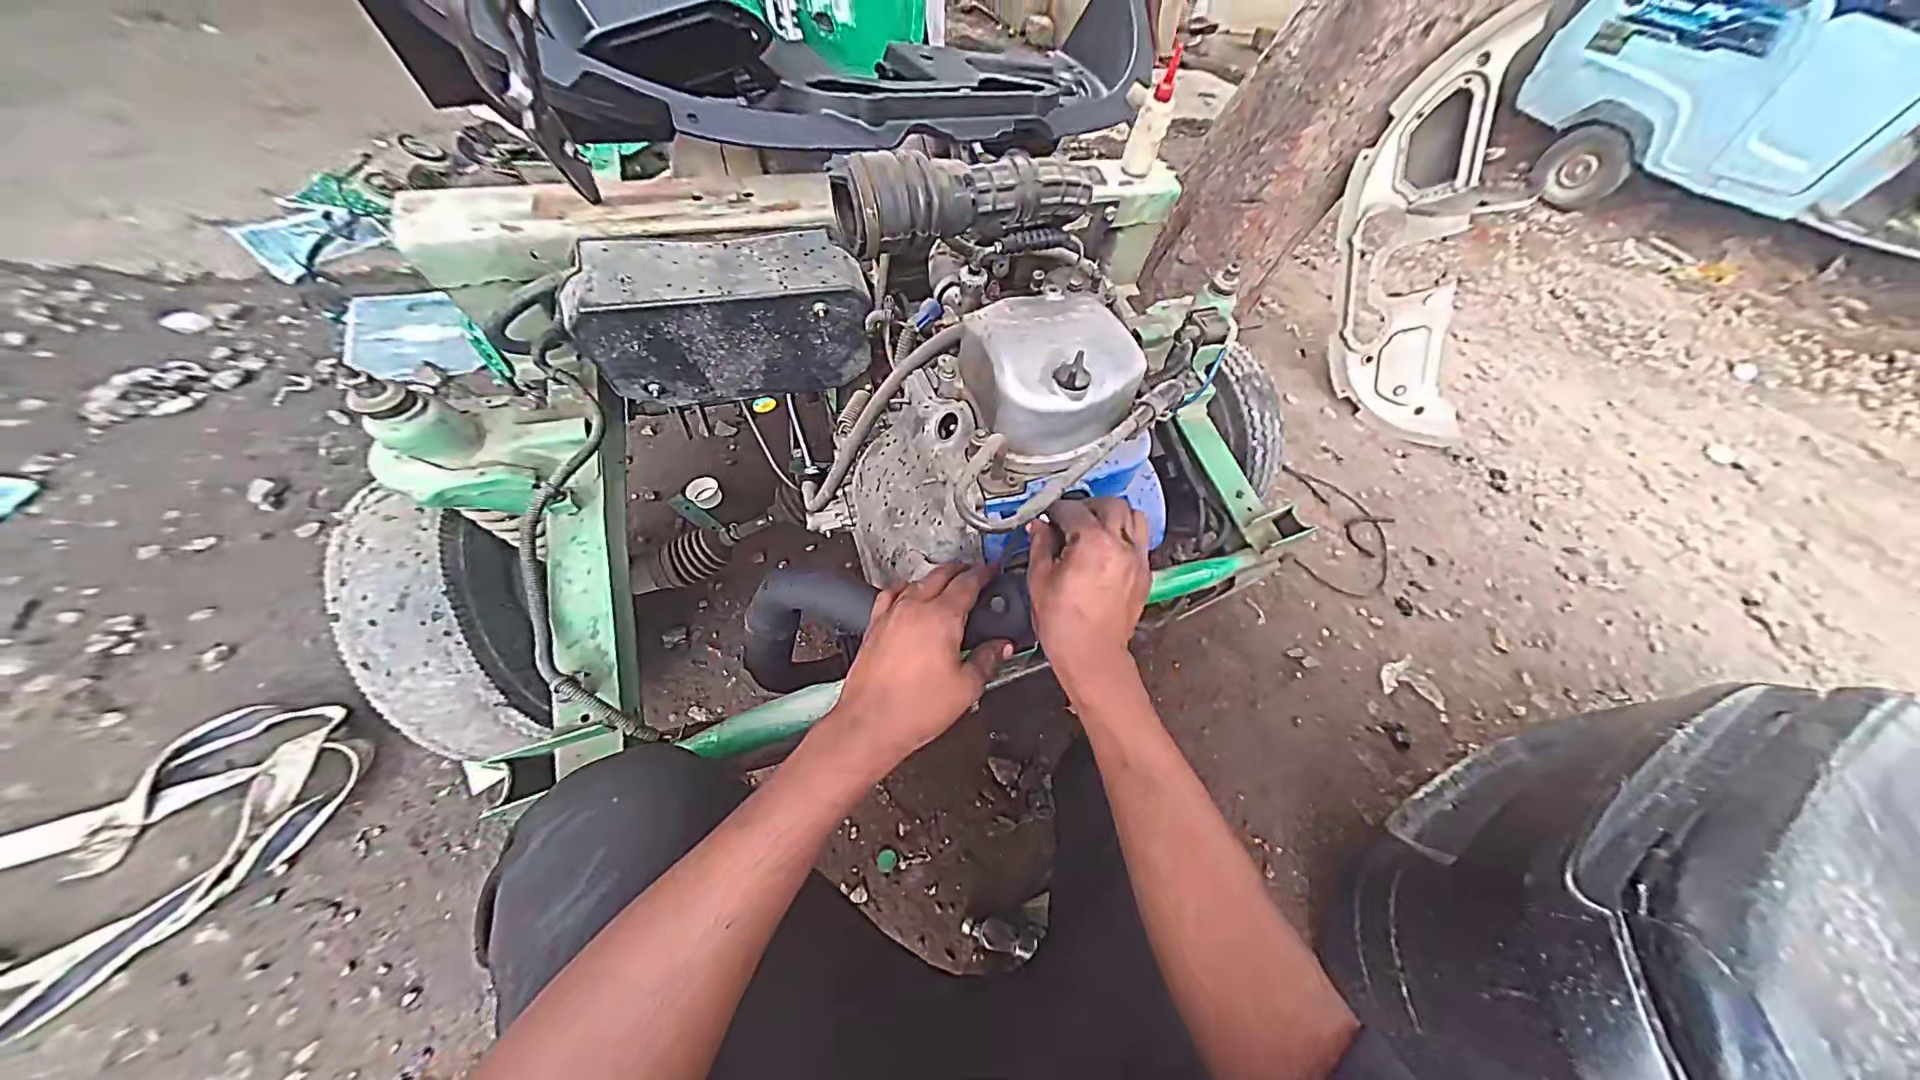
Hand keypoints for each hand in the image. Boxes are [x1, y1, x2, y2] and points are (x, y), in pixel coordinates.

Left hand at [812, 564, 1011, 777]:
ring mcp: (891, 615)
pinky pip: (889, 595)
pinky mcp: (874, 626)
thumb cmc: (913, 709)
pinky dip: (903, 589)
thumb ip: (987, 660)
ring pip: (916, 582)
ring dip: (934, 578)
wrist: (870, 724)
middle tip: (974, 574)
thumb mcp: (966, 687)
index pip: (968, 583)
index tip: (991, 571)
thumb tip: (999, 647)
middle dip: (961, 570)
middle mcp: (914, 609)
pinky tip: (906, 595)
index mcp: (942, 618)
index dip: (984, 573)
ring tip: (946, 584)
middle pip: (941, 575)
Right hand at [1026, 498, 1150, 686]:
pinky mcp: (1144, 573)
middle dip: (1086, 506)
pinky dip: (1125, 534)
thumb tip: (1039, 528)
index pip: (1072, 509)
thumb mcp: (1039, 580)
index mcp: (1092, 543)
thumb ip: (1040, 546)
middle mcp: (1120, 546)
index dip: (1054, 510)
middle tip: (1068, 518)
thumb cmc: (1065, 626)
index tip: (1047, 516)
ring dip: (1112, 515)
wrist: (1091, 654)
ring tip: (1093, 526)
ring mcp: (1137, 559)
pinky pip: (1140, 539)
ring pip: (1134, 515)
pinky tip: (1107, 546)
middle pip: (1110, 503)